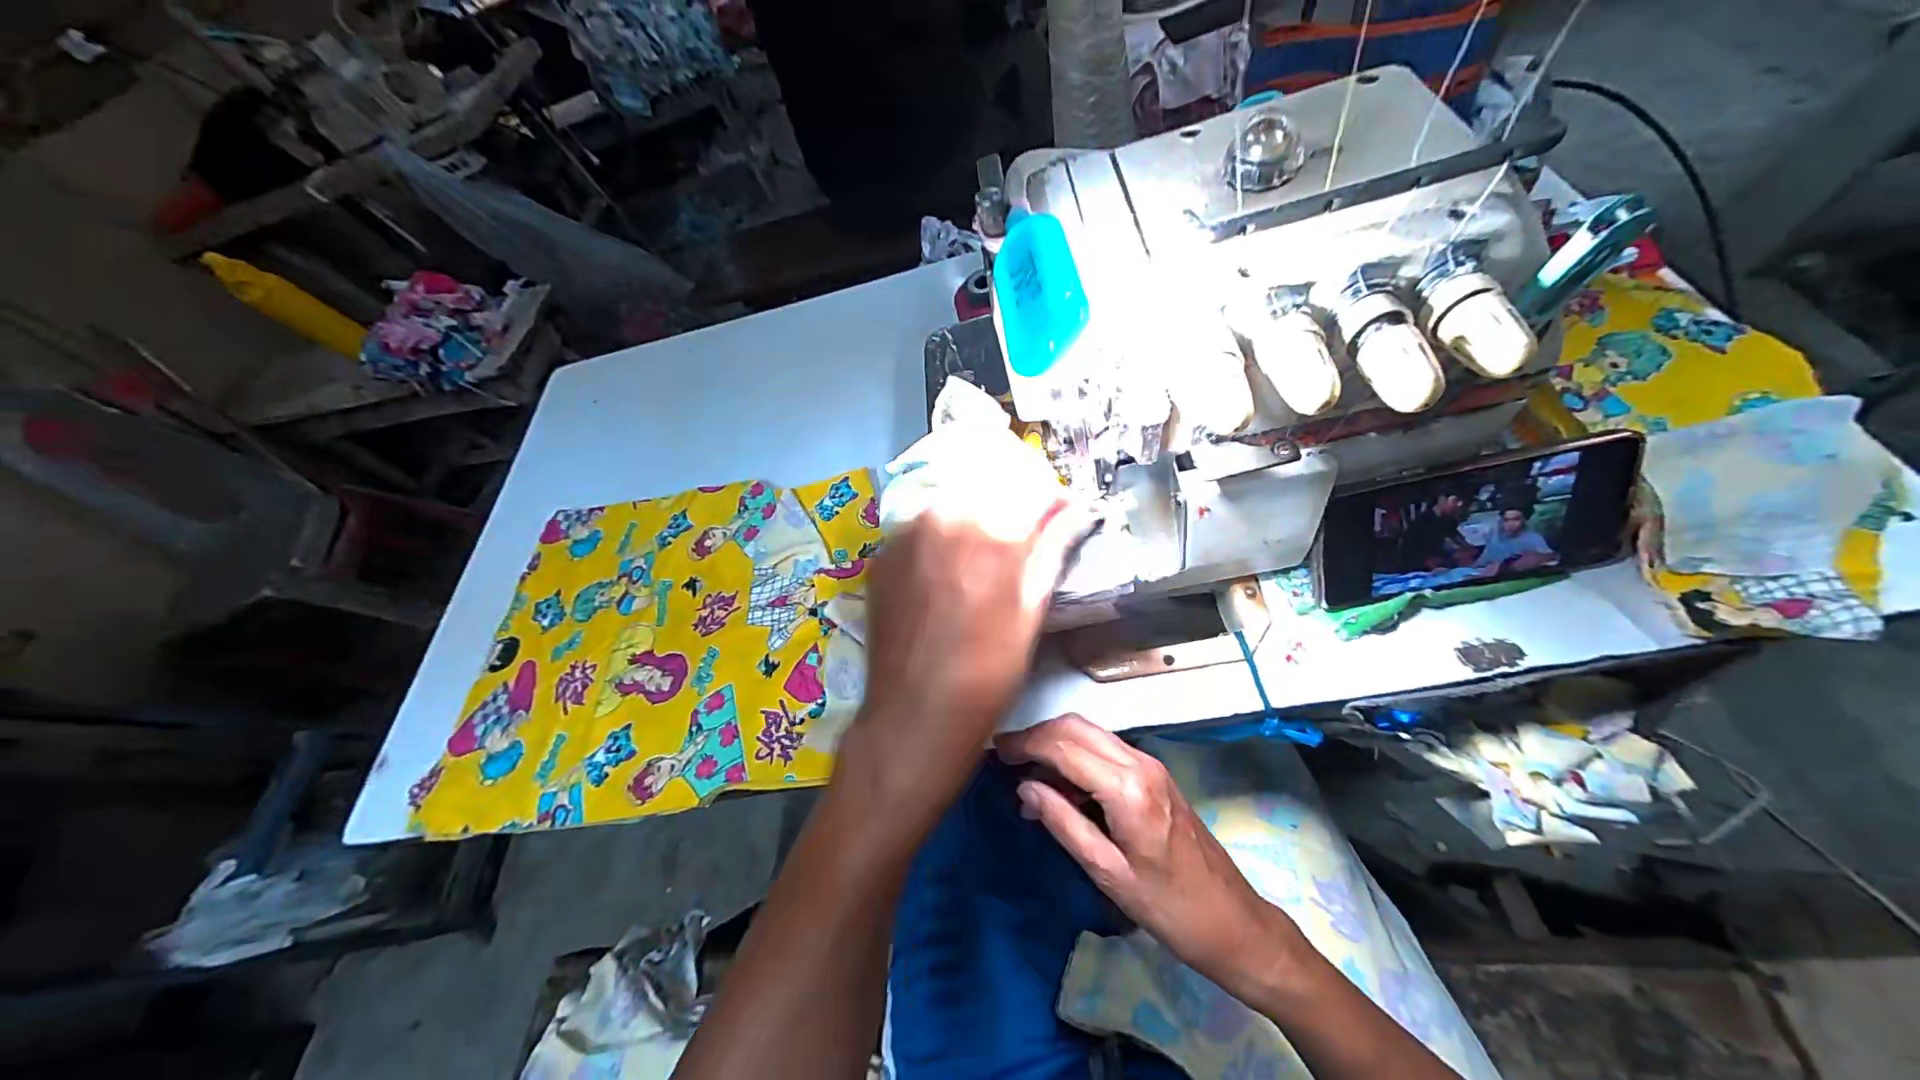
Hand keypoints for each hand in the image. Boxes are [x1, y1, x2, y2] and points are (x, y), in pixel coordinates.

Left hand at [835, 500, 1087, 835]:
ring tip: (985, 553)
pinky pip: (920, 523)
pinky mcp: (882, 553)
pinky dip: (941, 532)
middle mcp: (943, 517)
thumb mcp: (1032, 612)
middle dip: (1012, 501)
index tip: (1060, 516)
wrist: (913, 715)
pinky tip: (948, 568)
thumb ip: (1052, 549)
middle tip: (1024, 535)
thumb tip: (1074, 511)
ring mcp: (905, 533)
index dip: (1051, 500)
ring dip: (975, 513)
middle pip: (988, 486)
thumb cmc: (986, 673)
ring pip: (951, 500)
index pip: (1031, 487)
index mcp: (991, 532)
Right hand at [996, 714, 1304, 998]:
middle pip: (1076, 727)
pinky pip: (1105, 750)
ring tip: (1026, 774)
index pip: (1063, 746)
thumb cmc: (1169, 907)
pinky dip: (1076, 755)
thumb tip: (1025, 788)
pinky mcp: (1154, 774)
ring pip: (1091, 733)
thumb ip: (1064, 823)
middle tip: (1005, 758)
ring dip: (1055, 743)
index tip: (995, 753)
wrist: (1233, 920)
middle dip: (1037, 735)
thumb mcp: (1108, 873)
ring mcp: (1150, 765)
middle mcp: (1140, 764)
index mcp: (1127, 789)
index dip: (1025, 744)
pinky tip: (1060, 784)